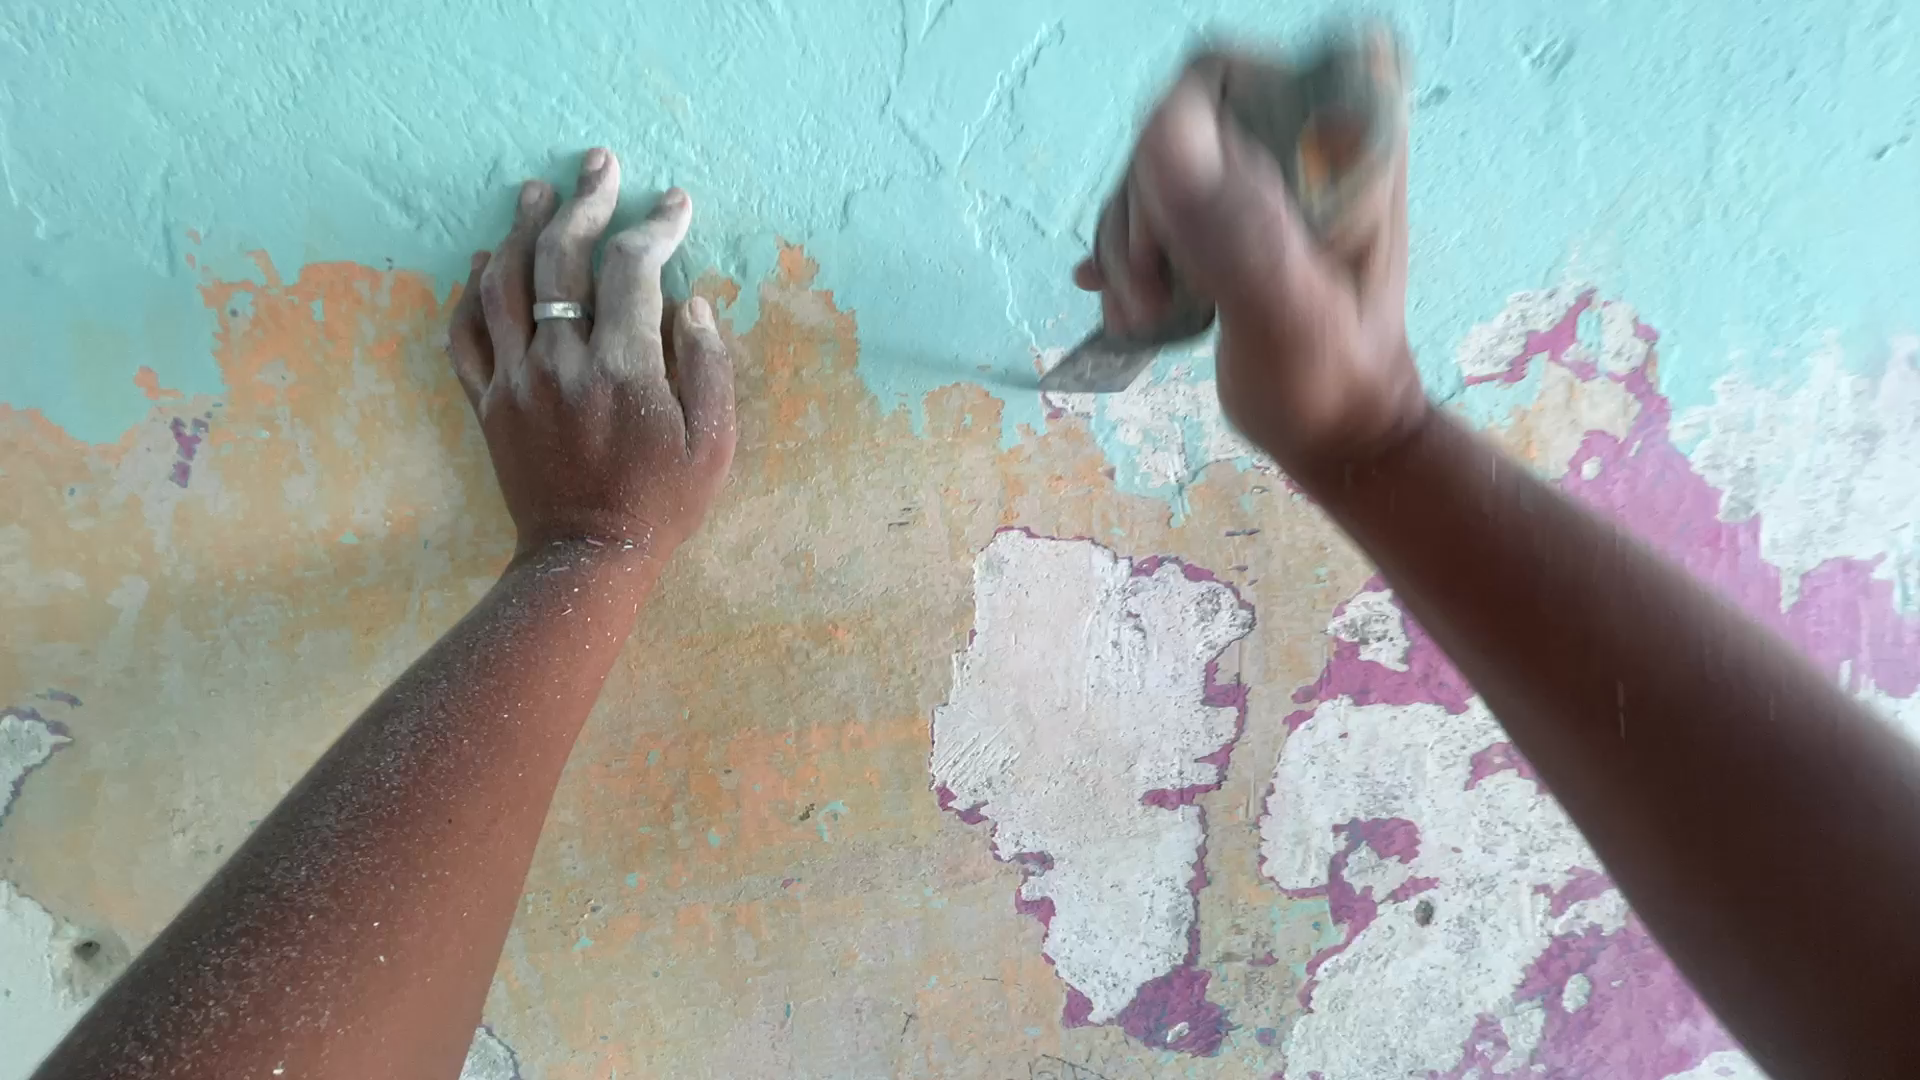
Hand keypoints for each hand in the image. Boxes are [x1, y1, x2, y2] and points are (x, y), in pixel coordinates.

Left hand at [447, 149, 735, 562]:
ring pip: (508, 280)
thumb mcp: (714, 444)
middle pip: (563, 257)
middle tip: (600, 164)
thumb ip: (708, 368)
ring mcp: (515, 378)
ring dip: (525, 227)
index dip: (655, 227)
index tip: (674, 205)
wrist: (589, 555)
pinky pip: (466, 329)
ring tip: (540, 191)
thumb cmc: (664, 502)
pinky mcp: (488, 399)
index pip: (632, 270)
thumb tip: (691, 303)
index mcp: (623, 368)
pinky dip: (473, 288)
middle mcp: (561, 360)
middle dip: (586, 202)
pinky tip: (488, 262)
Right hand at [1073, 55, 1427, 471]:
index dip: (1168, 154)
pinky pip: (1149, 218)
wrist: (1334, 432)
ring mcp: (1255, 182)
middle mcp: (1294, 139)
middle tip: (1153, 300)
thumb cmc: (1328, 386)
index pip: (1219, 81)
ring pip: (1147, 184)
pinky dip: (1124, 263)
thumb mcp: (1290, 320)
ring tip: (1142, 319)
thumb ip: (1238, 232)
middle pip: (1167, 138)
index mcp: (1338, 133)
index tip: (1170, 246)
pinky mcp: (1226, 223)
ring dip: (1125, 255)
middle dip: (1139, 223)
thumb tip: (1159, 131)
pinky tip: (1126, 306)